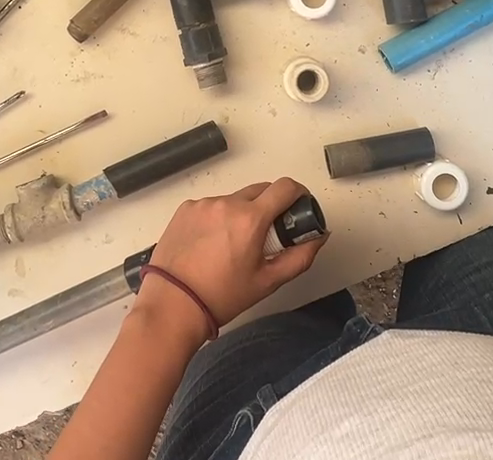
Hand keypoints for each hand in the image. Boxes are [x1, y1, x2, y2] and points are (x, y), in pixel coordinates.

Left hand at [137, 179, 326, 340]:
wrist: (173, 304)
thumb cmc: (221, 296)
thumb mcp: (268, 282)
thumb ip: (300, 257)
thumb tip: (319, 237)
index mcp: (250, 218)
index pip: (284, 187)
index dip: (297, 193)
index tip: (299, 205)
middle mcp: (226, 203)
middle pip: (259, 191)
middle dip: (269, 207)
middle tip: (267, 235)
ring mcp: (203, 204)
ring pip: (233, 200)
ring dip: (241, 214)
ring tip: (232, 246)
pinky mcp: (185, 208)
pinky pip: (210, 206)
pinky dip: (217, 218)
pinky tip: (210, 244)